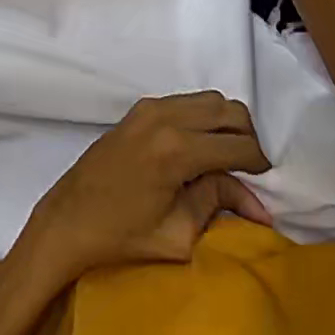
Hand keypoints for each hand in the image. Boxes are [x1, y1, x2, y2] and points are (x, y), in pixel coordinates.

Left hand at [12, 92, 273, 281]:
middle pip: (229, 110)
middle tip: (249, 166)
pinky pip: (186, 101)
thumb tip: (259, 206)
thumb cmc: (122, 235)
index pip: (237, 146)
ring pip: (209, 99)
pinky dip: (203, 117)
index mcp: (177, 150)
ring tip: (226, 155)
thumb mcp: (178, 233)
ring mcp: (151, 107)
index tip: (265, 179)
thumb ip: (219, 204)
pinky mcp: (140, 108)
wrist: (69, 219)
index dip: (258, 163)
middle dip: (247, 136)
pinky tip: (200, 145)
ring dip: (226, 123)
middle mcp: (167, 117)